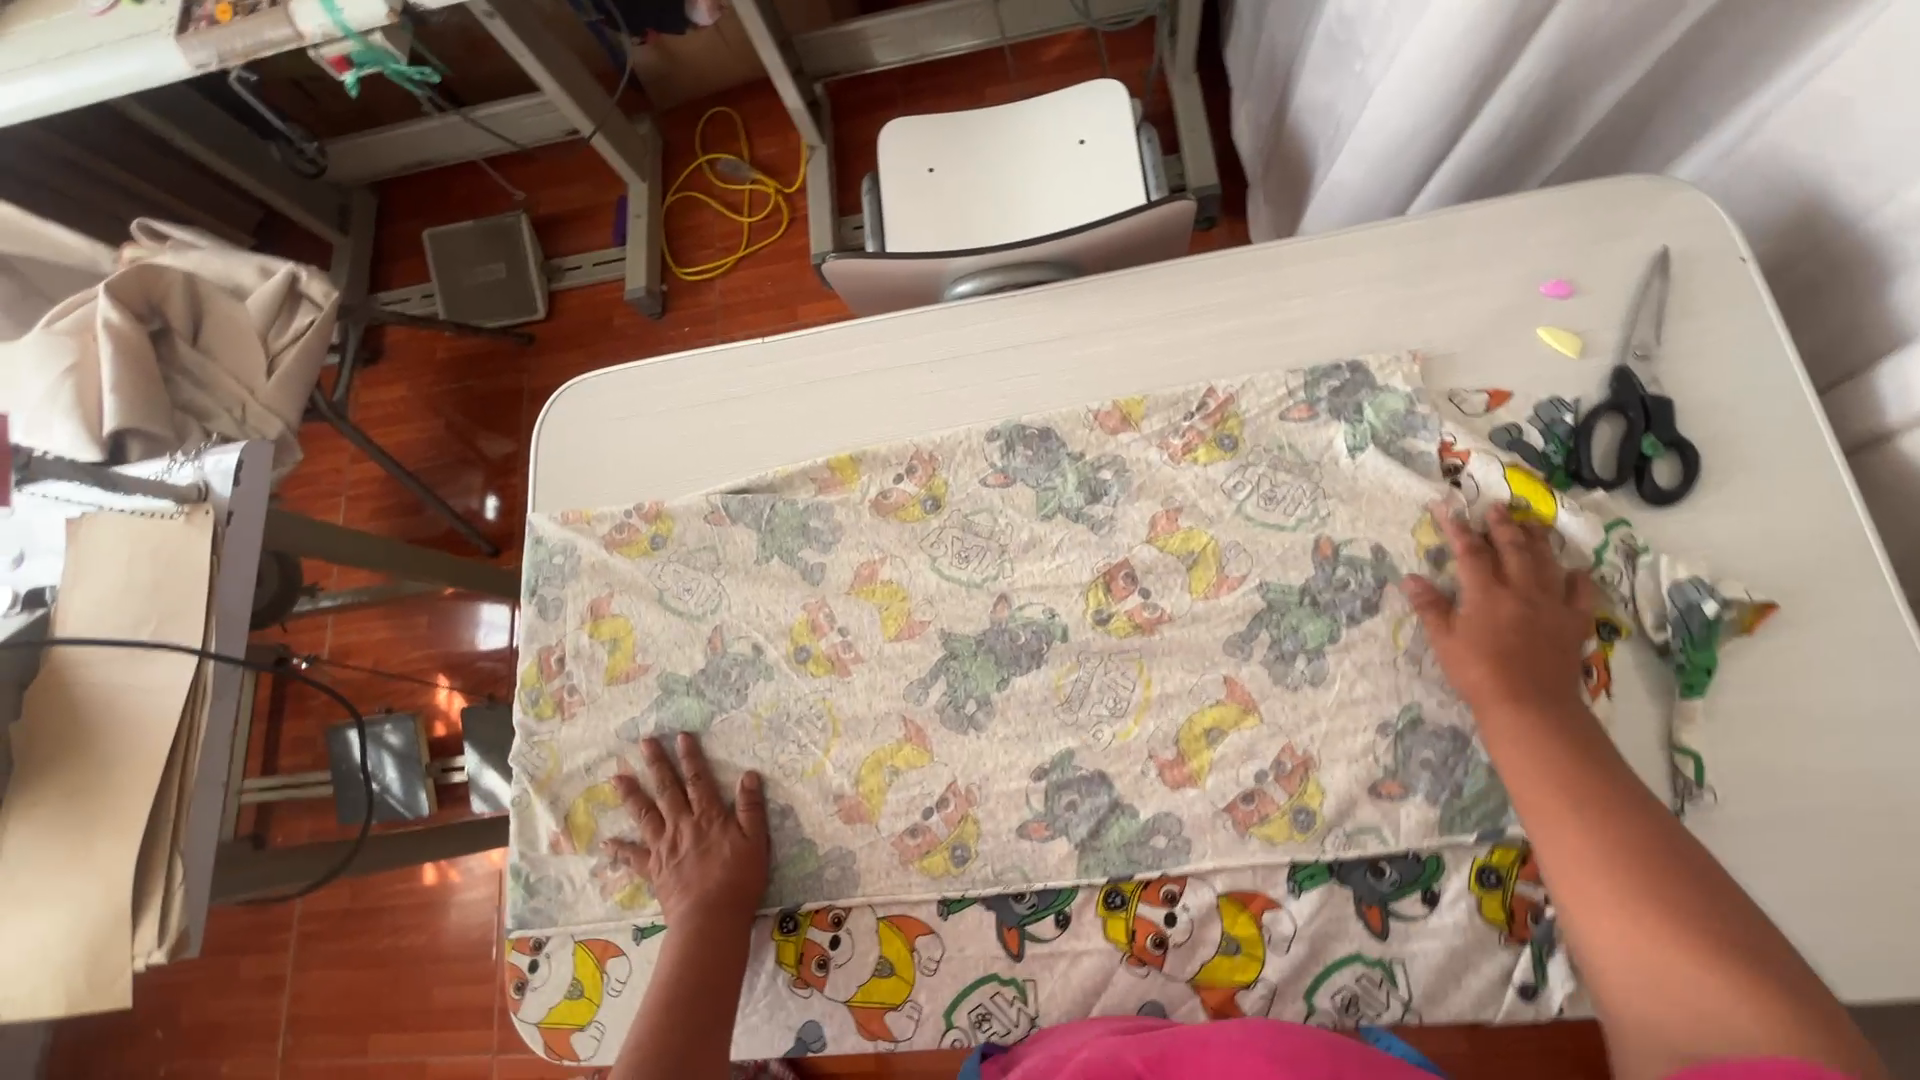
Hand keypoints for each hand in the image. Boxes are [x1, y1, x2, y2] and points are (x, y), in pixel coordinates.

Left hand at [606, 733, 768, 928]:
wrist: (710, 918)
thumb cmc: (739, 879)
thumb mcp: (756, 840)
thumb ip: (751, 807)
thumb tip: (748, 774)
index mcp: (709, 816)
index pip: (698, 779)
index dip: (690, 756)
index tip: (681, 736)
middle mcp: (682, 825)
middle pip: (667, 789)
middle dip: (656, 764)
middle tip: (644, 742)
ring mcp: (664, 847)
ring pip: (645, 815)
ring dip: (631, 794)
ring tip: (617, 777)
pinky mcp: (653, 870)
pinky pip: (632, 857)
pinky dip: (619, 849)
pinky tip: (606, 842)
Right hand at [1401, 502, 1596, 721]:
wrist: (1530, 705)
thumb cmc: (1478, 673)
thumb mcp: (1444, 642)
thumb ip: (1430, 607)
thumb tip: (1410, 579)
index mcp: (1486, 593)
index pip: (1470, 552)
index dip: (1458, 529)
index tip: (1447, 509)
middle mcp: (1521, 590)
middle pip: (1513, 548)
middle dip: (1502, 526)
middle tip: (1497, 508)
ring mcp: (1552, 604)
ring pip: (1547, 562)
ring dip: (1538, 540)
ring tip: (1533, 523)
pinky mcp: (1574, 622)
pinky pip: (1581, 592)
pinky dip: (1578, 577)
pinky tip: (1574, 570)